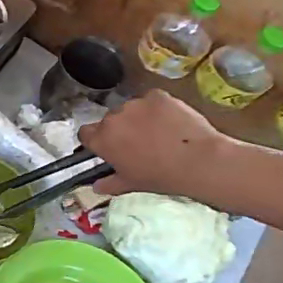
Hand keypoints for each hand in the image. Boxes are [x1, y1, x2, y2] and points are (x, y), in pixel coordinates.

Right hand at [78, 90, 232, 197]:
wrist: (197, 160)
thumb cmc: (159, 176)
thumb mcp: (130, 184)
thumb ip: (109, 184)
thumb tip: (96, 187)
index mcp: (102, 139)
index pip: (85, 133)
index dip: (95, 140)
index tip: (107, 147)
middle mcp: (113, 118)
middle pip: (110, 120)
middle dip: (120, 129)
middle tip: (138, 143)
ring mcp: (135, 104)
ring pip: (131, 109)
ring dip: (138, 118)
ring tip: (159, 132)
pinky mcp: (157, 95)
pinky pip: (151, 100)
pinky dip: (158, 109)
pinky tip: (171, 121)